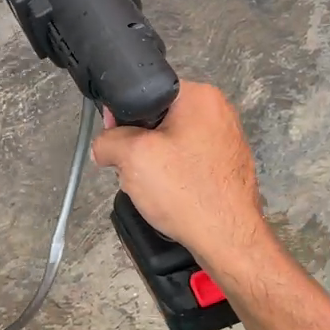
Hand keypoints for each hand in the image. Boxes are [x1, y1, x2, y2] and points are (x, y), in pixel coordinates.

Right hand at [91, 82, 265, 266]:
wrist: (225, 236)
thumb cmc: (186, 191)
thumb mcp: (130, 156)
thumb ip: (106, 141)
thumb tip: (104, 147)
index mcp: (199, 96)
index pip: (145, 92)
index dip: (122, 116)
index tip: (114, 139)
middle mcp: (218, 112)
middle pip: (156, 119)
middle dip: (136, 144)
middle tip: (132, 167)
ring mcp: (225, 140)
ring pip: (168, 143)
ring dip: (151, 163)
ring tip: (152, 185)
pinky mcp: (224, 166)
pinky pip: (184, 163)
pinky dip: (171, 177)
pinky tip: (168, 195)